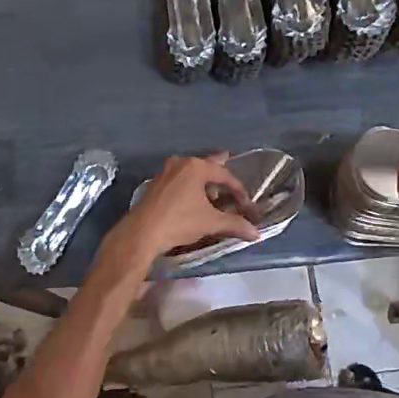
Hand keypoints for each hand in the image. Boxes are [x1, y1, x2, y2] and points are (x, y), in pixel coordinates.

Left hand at [105, 153, 260, 266]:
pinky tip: (193, 198)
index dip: (240, 191)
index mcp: (196, 167)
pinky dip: (190, 186)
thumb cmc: (179, 222)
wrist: (142, 233)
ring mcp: (165, 173)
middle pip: (207, 165)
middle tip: (231, 165)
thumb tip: (256, 233)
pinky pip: (180, 180)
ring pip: (191, 172)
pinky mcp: (155, 185)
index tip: (248, 207)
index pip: (226, 176)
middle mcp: (180, 164)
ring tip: (214, 189)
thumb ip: (235, 224)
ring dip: (204, 180)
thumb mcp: (211, 223)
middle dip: (220, 171)